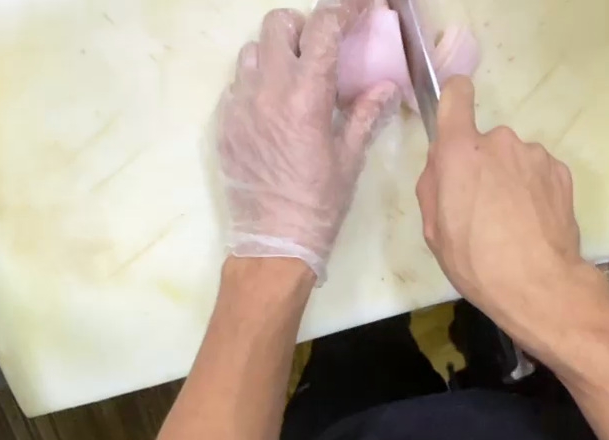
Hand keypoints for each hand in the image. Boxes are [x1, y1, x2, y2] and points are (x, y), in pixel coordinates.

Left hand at [219, 1, 398, 278]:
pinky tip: (271, 113)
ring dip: (274, 56)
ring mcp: (239, 108)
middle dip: (302, 29)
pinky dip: (255, 87)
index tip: (359, 7)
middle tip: (318, 54)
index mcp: (305, 97)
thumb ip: (364, 115)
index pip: (324, 25)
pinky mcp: (224, 127)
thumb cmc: (317, 208)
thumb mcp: (348, 161)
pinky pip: (236, 87)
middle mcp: (267, 92)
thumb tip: (384, 87)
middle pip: (278, 24)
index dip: (345, 7)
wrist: (273, 247)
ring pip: (252, 52)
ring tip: (291, 84)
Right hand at [417, 77, 608, 349]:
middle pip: (483, 144)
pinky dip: (532, 193)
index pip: (456, 95)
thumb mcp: (435, 233)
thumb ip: (433, 187)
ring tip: (510, 225)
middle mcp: (499, 142)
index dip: (453, 106)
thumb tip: (441, 165)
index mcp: (460, 153)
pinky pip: (536, 174)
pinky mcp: (560, 171)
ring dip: (508, 182)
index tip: (454, 127)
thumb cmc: (476, 263)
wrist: (538, 284)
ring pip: (512, 160)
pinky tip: (531, 225)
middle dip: (480, 169)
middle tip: (480, 212)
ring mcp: (534, 154)